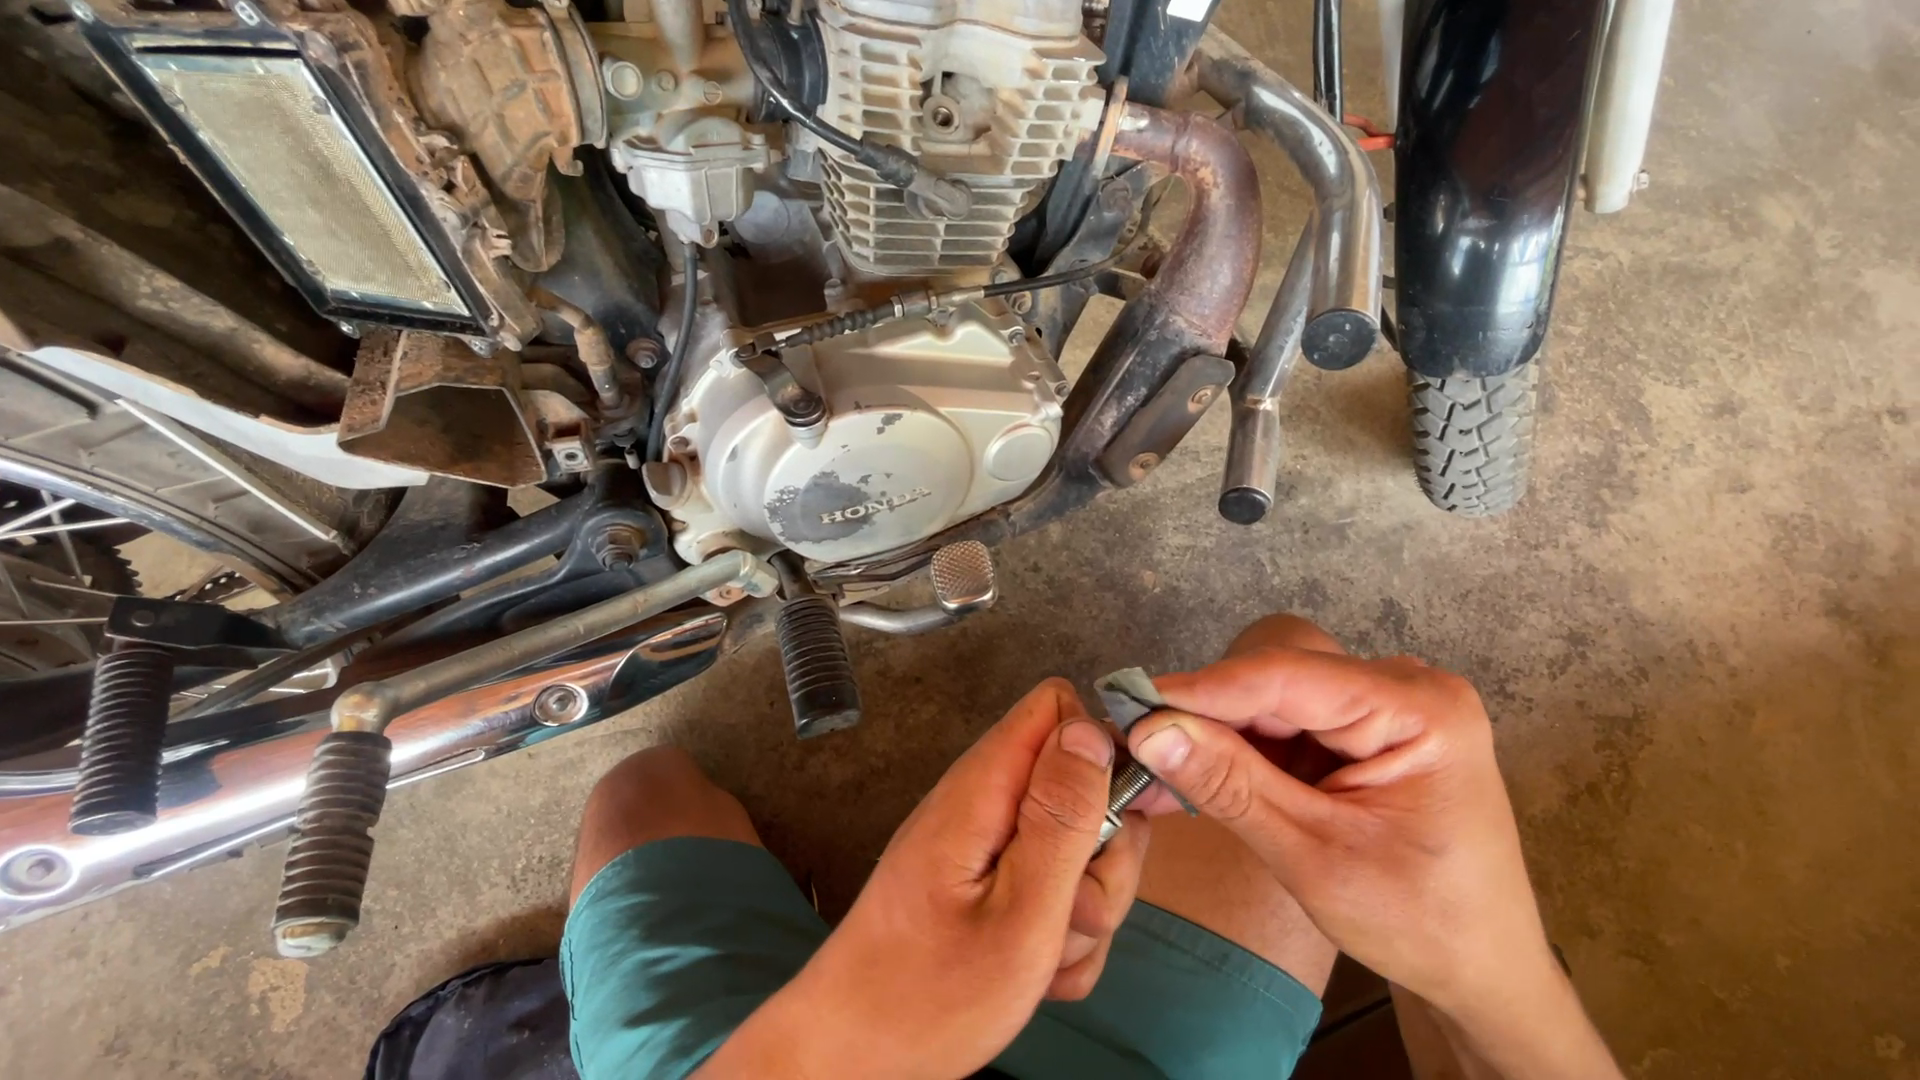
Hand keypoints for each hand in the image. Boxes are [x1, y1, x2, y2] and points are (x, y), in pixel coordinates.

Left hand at [698, 679, 1149, 1079]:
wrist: (859, 1054)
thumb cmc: (931, 995)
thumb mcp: (1020, 912)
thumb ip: (1061, 818)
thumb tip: (1092, 731)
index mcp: (985, 787)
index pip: (1058, 709)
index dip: (1100, 750)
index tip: (1115, 819)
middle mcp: (986, 801)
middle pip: (1082, 784)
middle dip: (1102, 853)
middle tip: (1072, 910)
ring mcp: (989, 843)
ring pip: (1078, 845)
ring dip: (1084, 906)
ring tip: (1044, 952)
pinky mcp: (992, 880)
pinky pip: (1057, 887)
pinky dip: (1061, 932)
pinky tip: (1035, 970)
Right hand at [1126, 643, 1618, 1076]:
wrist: (1479, 967)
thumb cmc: (1418, 923)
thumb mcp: (1314, 858)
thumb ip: (1230, 786)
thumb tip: (1148, 730)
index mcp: (1419, 711)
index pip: (1286, 674)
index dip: (1200, 688)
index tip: (1128, 704)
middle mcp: (1402, 687)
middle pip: (1276, 670)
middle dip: (1208, 710)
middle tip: (1147, 750)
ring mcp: (1380, 704)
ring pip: (1267, 689)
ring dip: (1214, 730)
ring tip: (1165, 775)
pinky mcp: (1357, 726)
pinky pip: (1279, 718)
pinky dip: (1235, 747)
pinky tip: (1196, 777)